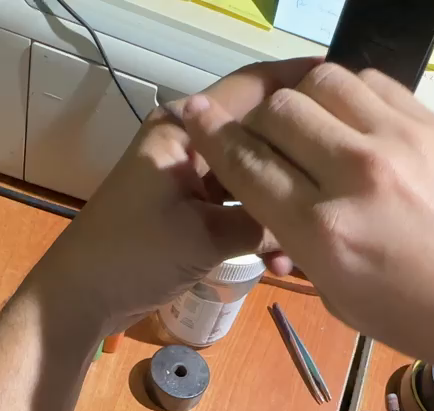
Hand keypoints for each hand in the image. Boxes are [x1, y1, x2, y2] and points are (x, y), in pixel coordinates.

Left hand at [22, 59, 317, 338]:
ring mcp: (191, 182)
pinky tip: (283, 258)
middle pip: (259, 139)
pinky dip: (258, 230)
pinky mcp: (192, 214)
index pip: (255, 91)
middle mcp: (191, 146)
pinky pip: (237, 211)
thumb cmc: (133, 256)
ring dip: (280, 204)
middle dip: (299, 159)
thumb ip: (259, 223)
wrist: (84, 297)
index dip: (302, 88)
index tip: (349, 95)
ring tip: (320, 228)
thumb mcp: (203, 238)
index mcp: (186, 129)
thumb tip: (307, 220)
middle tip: (345, 177)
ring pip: (252, 180)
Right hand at [180, 63, 433, 369]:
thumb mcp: (340, 300)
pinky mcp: (432, 124)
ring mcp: (397, 142)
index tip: (192, 117)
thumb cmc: (416, 320)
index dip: (211, 137)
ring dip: (300, 101)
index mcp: (323, 233)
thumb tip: (271, 218)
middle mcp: (353, 176)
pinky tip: (348, 119)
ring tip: (305, 126)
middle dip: (256, 123)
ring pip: (321, 82)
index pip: (248, 166)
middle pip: (278, 113)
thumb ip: (299, 248)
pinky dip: (346, 94)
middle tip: (259, 140)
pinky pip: (371, 82)